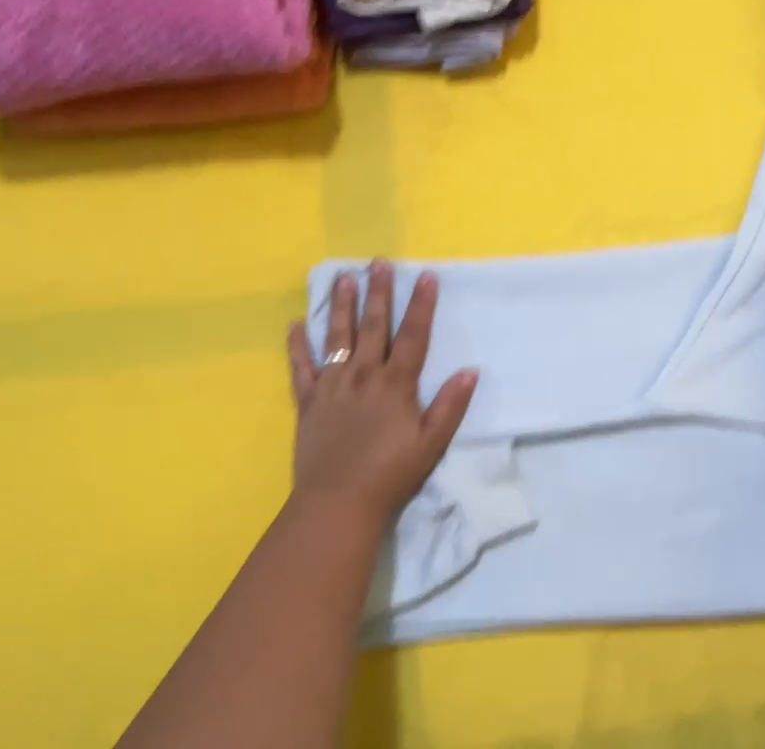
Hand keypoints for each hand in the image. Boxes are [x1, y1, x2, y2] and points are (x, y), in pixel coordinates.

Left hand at [285, 259, 476, 521]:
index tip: (426, 276)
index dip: (421, 305)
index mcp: (396, 384)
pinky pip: (301, 368)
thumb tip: (470, 371)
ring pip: (337, 337)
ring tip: (343, 277)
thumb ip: (450, 405)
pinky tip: (294, 325)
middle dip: (378, 292)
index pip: (413, 336)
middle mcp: (363, 376)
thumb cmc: (391, 474)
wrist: (338, 501)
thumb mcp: (431, 443)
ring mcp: (332, 386)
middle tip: (379, 262)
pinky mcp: (308, 402)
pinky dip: (297, 346)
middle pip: (373, 326)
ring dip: (341, 306)